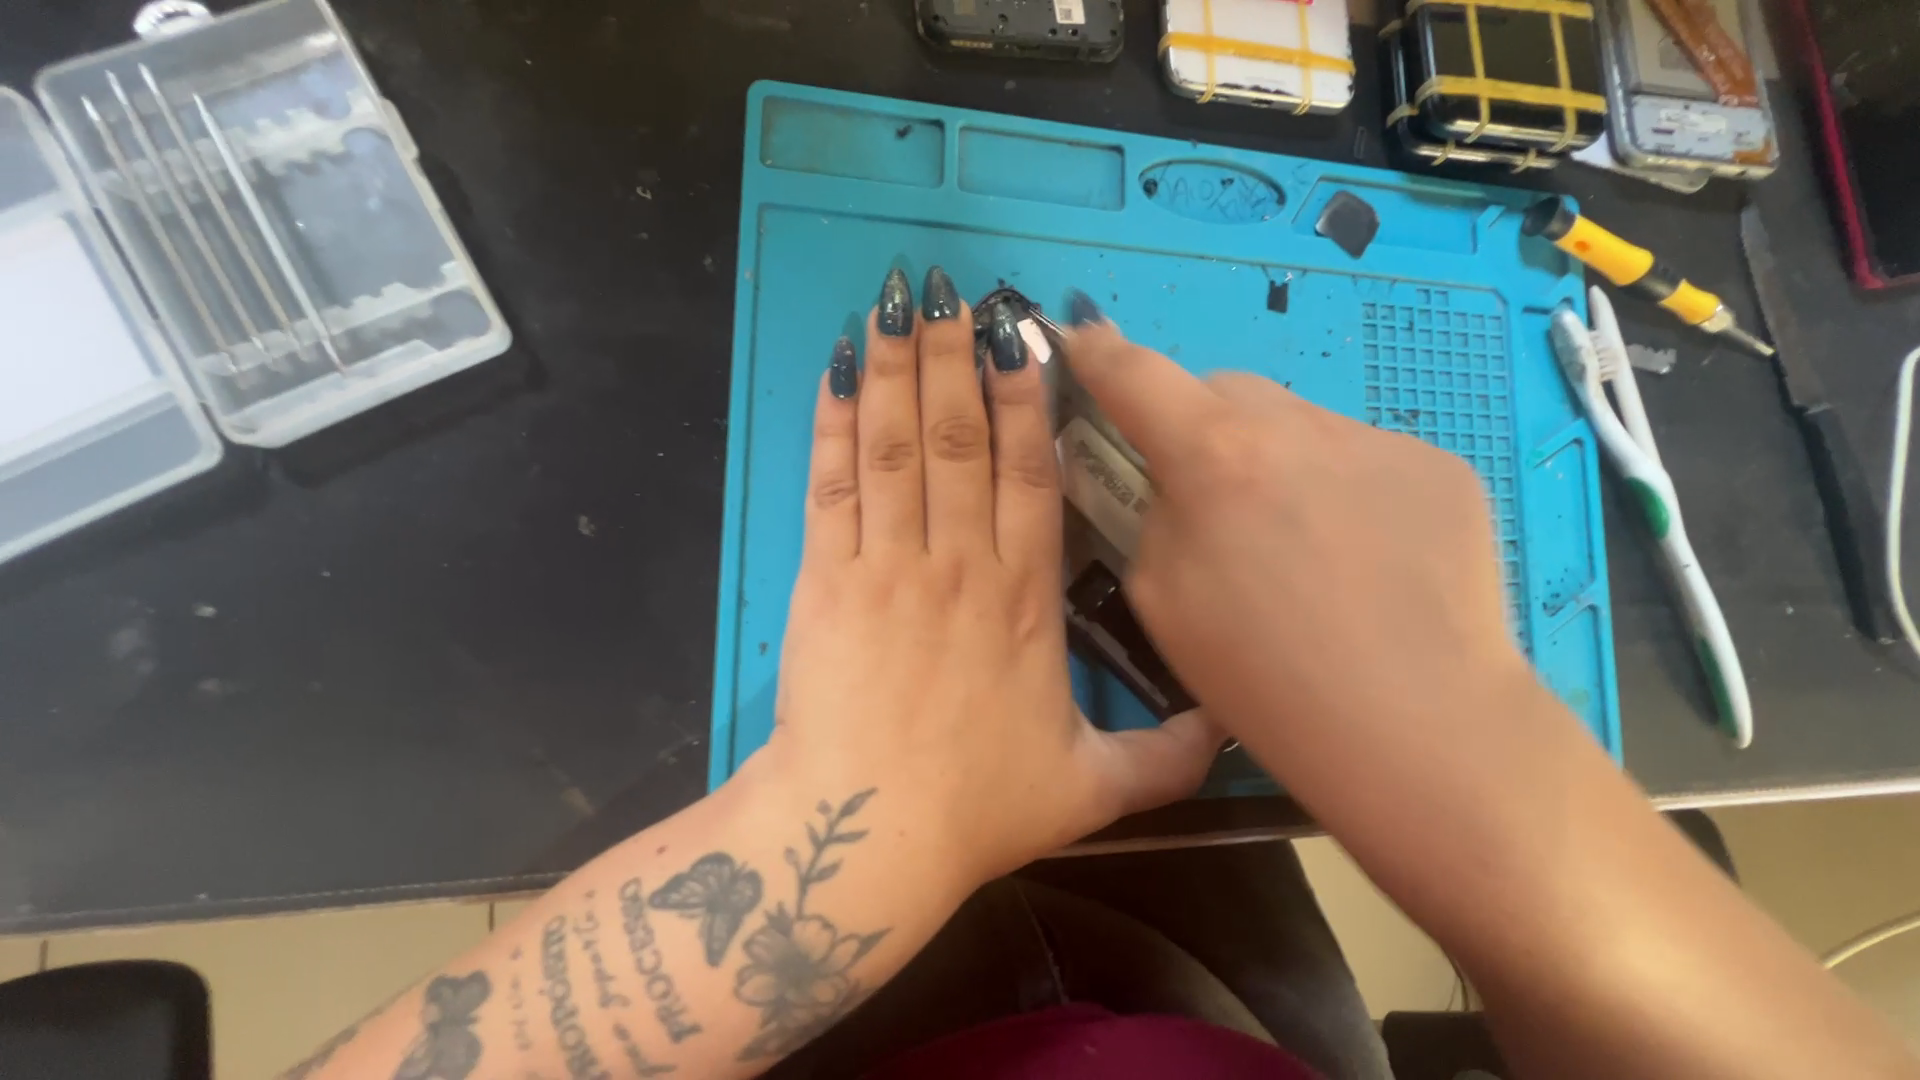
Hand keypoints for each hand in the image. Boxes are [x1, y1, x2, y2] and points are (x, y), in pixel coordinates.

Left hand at [755, 268, 1220, 892]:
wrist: (867, 836)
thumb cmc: (976, 809)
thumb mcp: (1092, 791)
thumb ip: (1168, 758)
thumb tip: (1232, 733)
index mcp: (1025, 597)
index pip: (1030, 473)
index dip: (1024, 397)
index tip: (1019, 335)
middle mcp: (959, 562)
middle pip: (959, 437)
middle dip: (953, 357)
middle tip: (949, 289)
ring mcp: (886, 564)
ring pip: (896, 445)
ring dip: (897, 368)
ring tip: (894, 302)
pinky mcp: (824, 578)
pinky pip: (830, 485)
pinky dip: (832, 424)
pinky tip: (835, 371)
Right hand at [1060, 297, 1537, 794]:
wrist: (1421, 730)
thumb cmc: (1263, 678)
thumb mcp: (1161, 599)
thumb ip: (1151, 516)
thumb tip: (1171, 483)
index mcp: (1215, 457)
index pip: (1136, 375)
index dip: (1099, 355)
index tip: (1080, 340)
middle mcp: (1297, 424)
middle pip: (1225, 392)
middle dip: (1200, 425)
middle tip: (1206, 496)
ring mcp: (1378, 439)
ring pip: (1297, 425)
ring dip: (1274, 460)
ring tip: (1298, 547)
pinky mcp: (1439, 467)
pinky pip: (1361, 458)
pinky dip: (1340, 490)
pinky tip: (1360, 560)